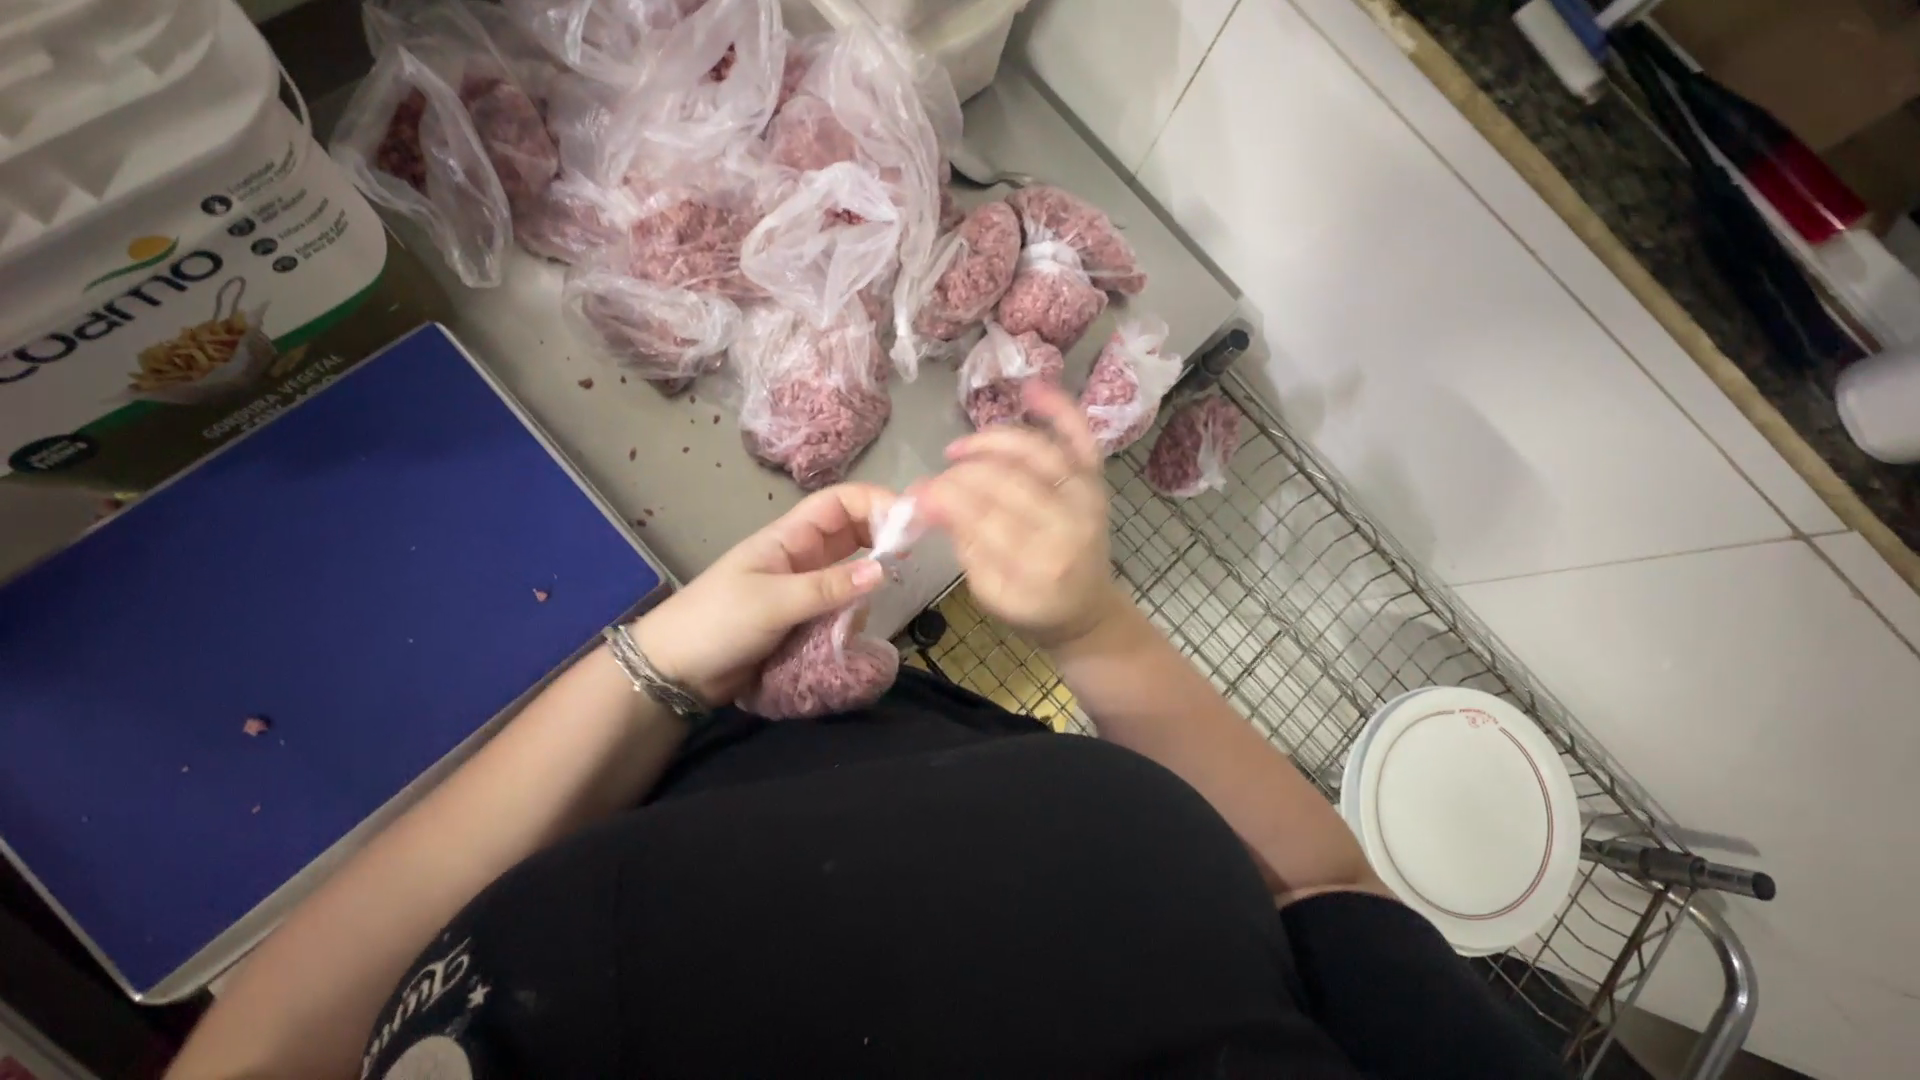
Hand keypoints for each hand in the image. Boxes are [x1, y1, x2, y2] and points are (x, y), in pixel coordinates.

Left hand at [631, 483, 894, 707]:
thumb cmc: (716, 623)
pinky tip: (857, 628)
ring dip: (869, 581)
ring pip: (852, 571)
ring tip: (880, 598)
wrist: (675, 671)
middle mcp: (802, 555)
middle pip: (853, 532)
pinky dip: (855, 611)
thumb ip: (828, 588)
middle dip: (882, 539)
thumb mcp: (772, 602)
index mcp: (789, 537)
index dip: (877, 502)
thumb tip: (883, 570)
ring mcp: (803, 588)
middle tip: (909, 560)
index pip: (841, 502)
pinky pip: (841, 606)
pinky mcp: (803, 619)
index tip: (911, 523)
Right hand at [920, 381, 1126, 649]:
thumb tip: (925, 499)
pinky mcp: (1096, 481)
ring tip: (959, 449)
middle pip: (1007, 480)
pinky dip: (1059, 410)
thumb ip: (963, 542)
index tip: (916, 492)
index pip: (984, 517)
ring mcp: (1087, 497)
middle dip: (960, 473)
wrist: (1084, 609)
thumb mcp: (988, 591)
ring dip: (992, 442)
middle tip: (933, 479)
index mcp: (1040, 563)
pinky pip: (1080, 438)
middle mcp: (1069, 524)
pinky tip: (1032, 388)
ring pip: (1036, 452)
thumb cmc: (1031, 607)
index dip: (945, 497)